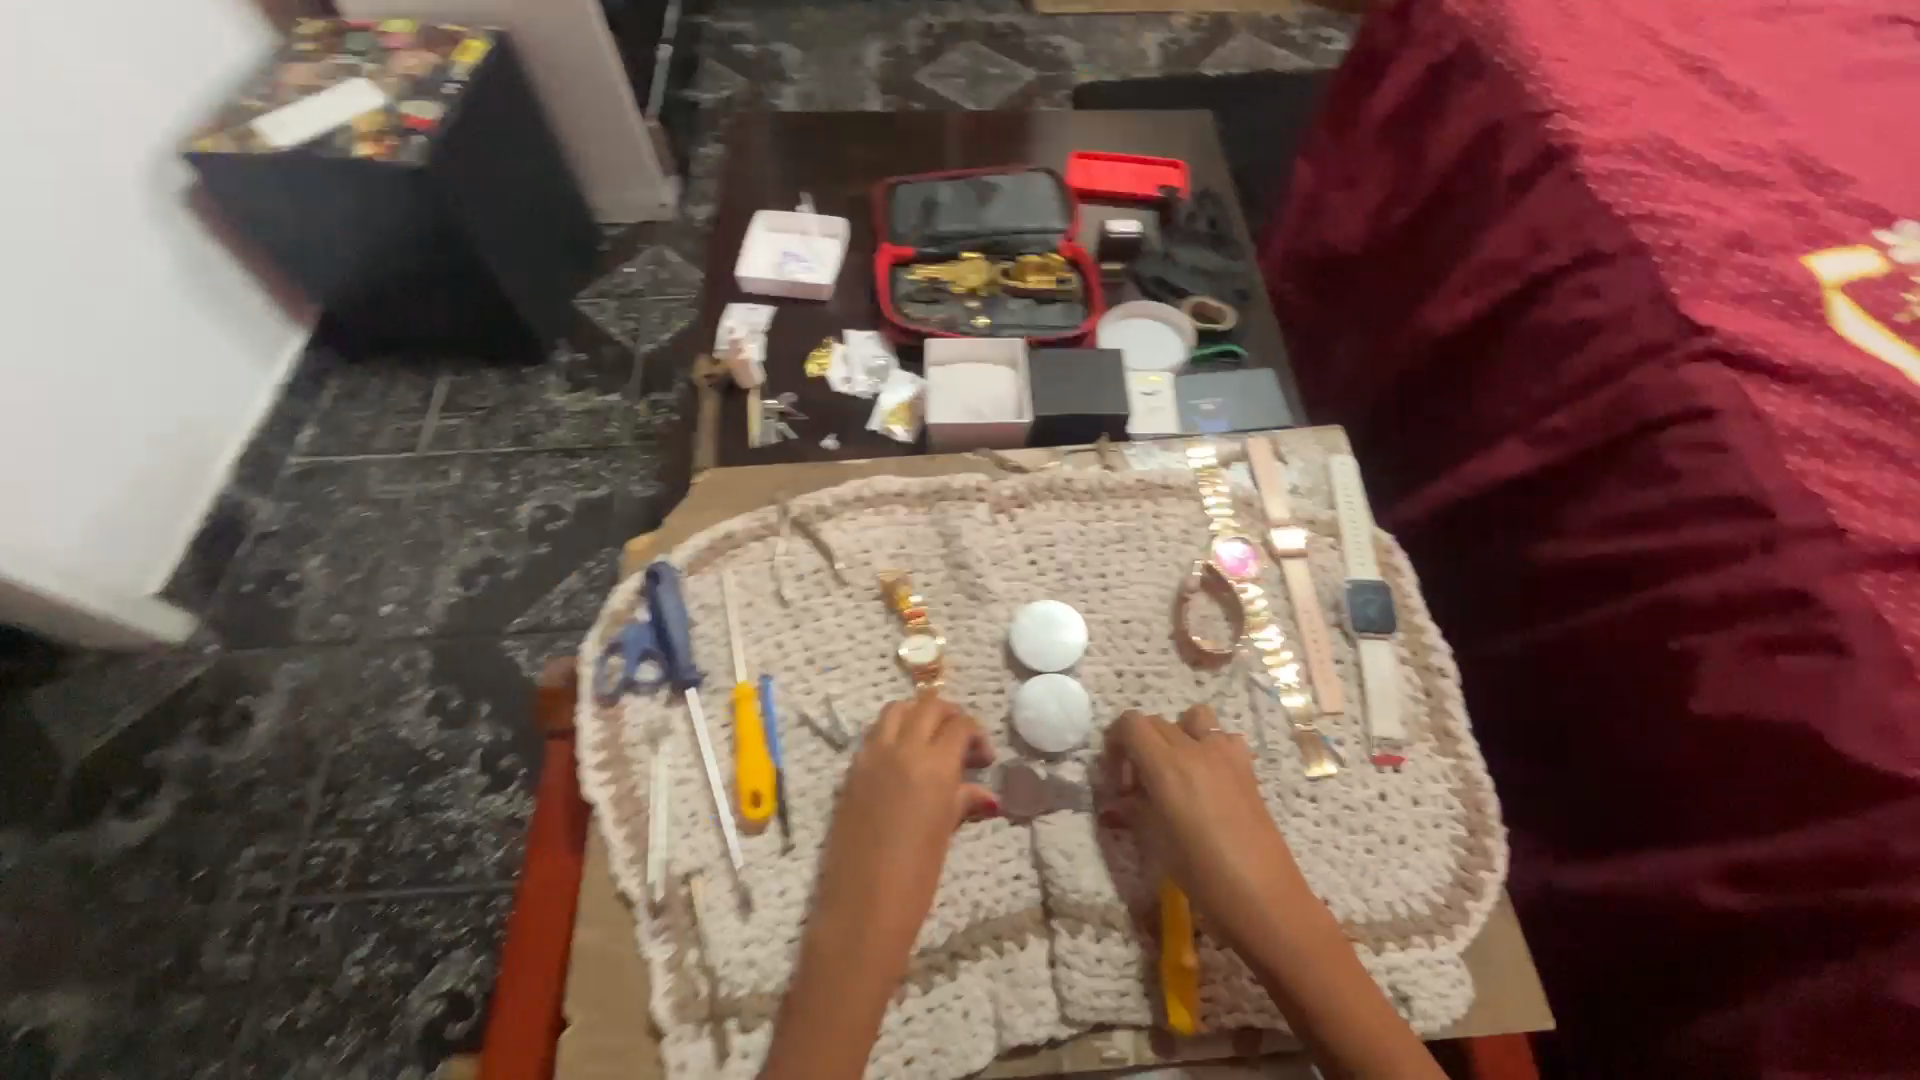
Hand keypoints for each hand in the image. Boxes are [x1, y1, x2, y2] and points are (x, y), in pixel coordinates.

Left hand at [809, 694, 996, 958]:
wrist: (861, 907)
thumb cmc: (915, 877)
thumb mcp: (945, 832)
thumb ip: (963, 800)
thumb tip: (986, 796)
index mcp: (934, 765)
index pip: (959, 724)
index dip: (977, 734)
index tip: (983, 759)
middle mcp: (901, 750)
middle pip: (928, 705)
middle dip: (950, 716)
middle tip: (960, 743)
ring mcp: (870, 757)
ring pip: (896, 710)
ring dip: (917, 716)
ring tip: (929, 743)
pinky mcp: (850, 771)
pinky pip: (874, 735)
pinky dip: (892, 735)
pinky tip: (902, 762)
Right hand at [1103, 705, 1308, 953]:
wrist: (1264, 898)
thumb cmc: (1202, 875)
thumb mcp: (1154, 842)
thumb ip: (1133, 810)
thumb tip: (1118, 800)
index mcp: (1166, 766)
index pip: (1130, 724)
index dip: (1115, 744)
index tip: (1118, 781)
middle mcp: (1195, 749)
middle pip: (1156, 722)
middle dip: (1139, 746)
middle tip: (1138, 787)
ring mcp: (1226, 755)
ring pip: (1193, 718)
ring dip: (1177, 733)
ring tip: (1175, 770)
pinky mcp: (1248, 768)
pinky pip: (1223, 738)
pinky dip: (1210, 746)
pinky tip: (1209, 779)